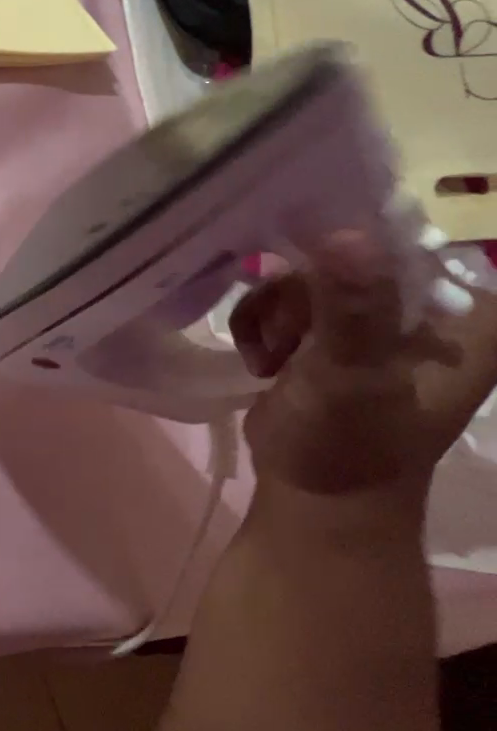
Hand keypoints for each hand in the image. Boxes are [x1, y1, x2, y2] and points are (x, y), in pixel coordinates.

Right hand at [229, 232, 496, 500]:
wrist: (318, 497)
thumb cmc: (347, 442)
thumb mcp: (350, 375)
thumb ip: (352, 309)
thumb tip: (345, 233)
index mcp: (468, 319)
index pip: (403, 246)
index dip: (343, 246)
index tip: (295, 274)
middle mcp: (434, 315)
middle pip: (345, 258)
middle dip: (296, 295)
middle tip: (284, 337)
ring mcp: (382, 327)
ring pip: (308, 279)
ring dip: (272, 312)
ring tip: (270, 353)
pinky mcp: (337, 338)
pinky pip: (288, 302)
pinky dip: (262, 323)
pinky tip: (261, 356)